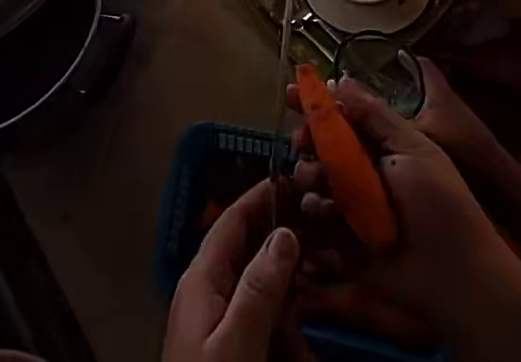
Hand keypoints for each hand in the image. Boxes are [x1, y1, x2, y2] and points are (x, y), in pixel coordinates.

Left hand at [163, 178, 313, 361]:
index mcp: (201, 280)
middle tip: (318, 217)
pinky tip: (302, 303)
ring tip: (318, 256)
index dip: (259, 196)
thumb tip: (285, 233)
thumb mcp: (236, 342)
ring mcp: (218, 318)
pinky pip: (260, 308)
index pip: (231, 221)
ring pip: (257, 276)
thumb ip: (260, 287)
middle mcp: (208, 290)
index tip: (293, 178)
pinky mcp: (230, 341)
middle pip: (246, 245)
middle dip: (280, 231)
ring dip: (285, 269)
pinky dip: (282, 301)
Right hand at [289, 76, 511, 322]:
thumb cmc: (439, 201)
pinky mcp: (341, 239)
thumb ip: (374, 114)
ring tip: (330, 194)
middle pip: (318, 145)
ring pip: (310, 181)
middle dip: (307, 142)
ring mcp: (350, 204)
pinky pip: (312, 220)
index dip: (314, 103)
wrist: (452, 274)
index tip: (289, 92)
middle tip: (304, 144)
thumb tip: (340, 79)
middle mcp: (361, 169)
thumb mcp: (412, 147)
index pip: (340, 115)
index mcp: (380, 143)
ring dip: (312, 180)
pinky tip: (331, 219)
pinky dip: (316, 215)